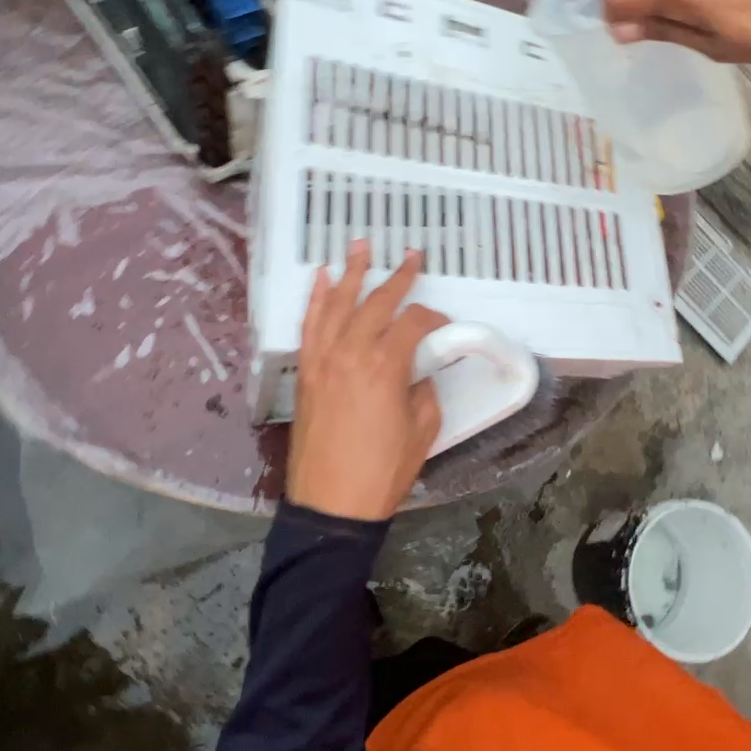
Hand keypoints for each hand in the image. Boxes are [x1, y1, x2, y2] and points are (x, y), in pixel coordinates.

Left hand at [287, 242, 450, 520]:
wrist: (331, 505)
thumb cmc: (384, 470)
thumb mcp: (422, 429)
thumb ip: (422, 389)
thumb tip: (415, 369)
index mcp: (386, 366)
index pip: (413, 323)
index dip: (432, 318)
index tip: (444, 324)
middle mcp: (351, 353)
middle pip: (376, 303)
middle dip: (397, 277)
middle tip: (411, 254)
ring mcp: (323, 360)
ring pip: (337, 304)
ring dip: (349, 273)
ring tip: (358, 245)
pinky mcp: (306, 373)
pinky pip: (310, 326)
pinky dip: (314, 299)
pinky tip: (320, 279)